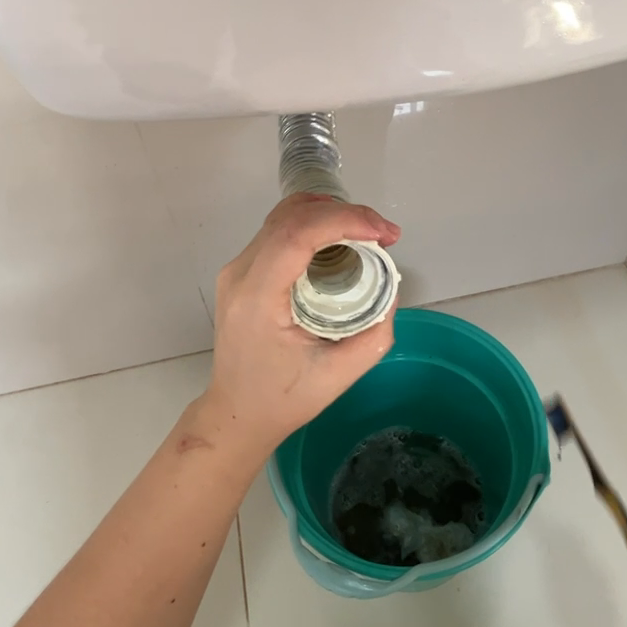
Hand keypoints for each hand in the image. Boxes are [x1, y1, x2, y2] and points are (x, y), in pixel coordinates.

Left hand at [203, 194, 401, 449]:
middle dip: (345, 213)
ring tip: (368, 235)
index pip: (297, 235)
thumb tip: (389, 290)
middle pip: (291, 217)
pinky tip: (341, 242)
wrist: (237, 413)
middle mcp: (240, 274)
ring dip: (330, 214)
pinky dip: (315, 226)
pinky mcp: (242, 271)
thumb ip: (374, 332)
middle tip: (385, 235)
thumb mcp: (340, 374)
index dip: (344, 220)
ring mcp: (237, 269)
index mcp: (258, 298)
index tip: (384, 234)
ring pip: (284, 217)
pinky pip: (279, 231)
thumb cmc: (284, 399)